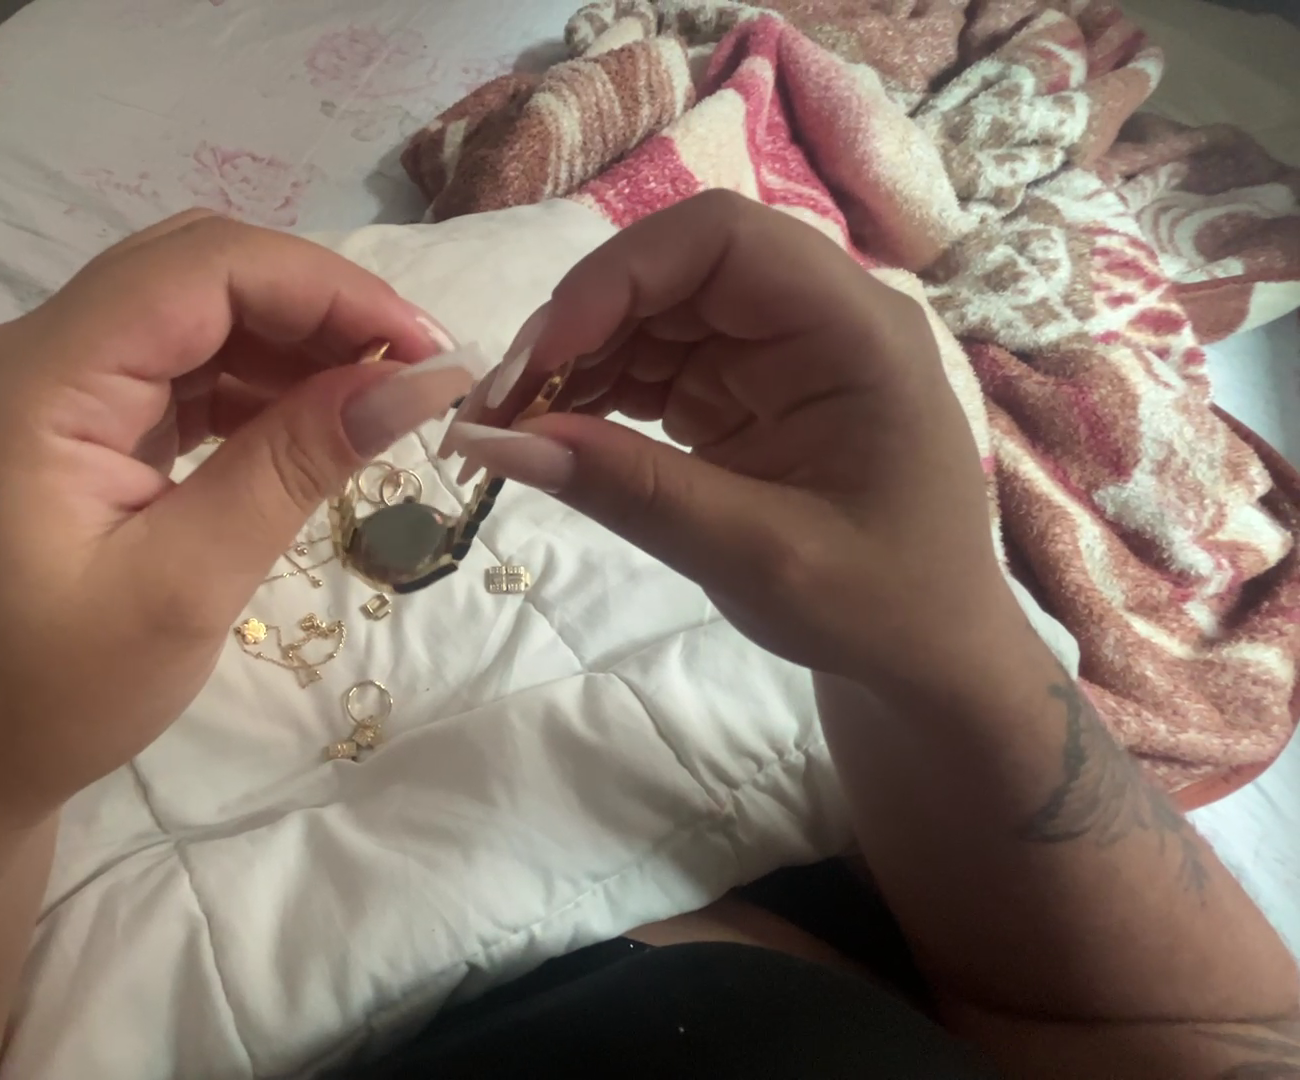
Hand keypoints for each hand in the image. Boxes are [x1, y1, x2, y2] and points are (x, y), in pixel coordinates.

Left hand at [0, 212, 469, 819]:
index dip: (326, 288)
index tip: (424, 347)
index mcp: (41, 379)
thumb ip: (296, 465)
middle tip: (413, 370)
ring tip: (378, 397)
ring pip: (198, 316)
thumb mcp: (191, 583)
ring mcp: (59, 384)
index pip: (200, 270)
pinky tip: (313, 420)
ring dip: (295, 345)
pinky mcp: (84, 421)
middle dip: (317, 308)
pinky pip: (184, 370)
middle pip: (199, 274)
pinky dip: (258, 385)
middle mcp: (39, 353)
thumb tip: (416, 383)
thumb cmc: (64, 691)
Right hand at [445, 191, 1019, 690]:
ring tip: (504, 434)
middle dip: (568, 334)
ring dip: (563, 369)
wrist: (917, 649)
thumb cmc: (874, 605)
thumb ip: (625, 491)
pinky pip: (641, 366)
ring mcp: (764, 352)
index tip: (532, 365)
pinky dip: (584, 397)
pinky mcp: (730, 388)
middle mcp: (806, 318)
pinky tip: (549, 436)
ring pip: (639, 319)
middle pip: (663, 275)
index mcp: (850, 332)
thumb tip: (495, 443)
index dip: (611, 282)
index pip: (717, 242)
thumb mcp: (752, 556)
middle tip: (493, 414)